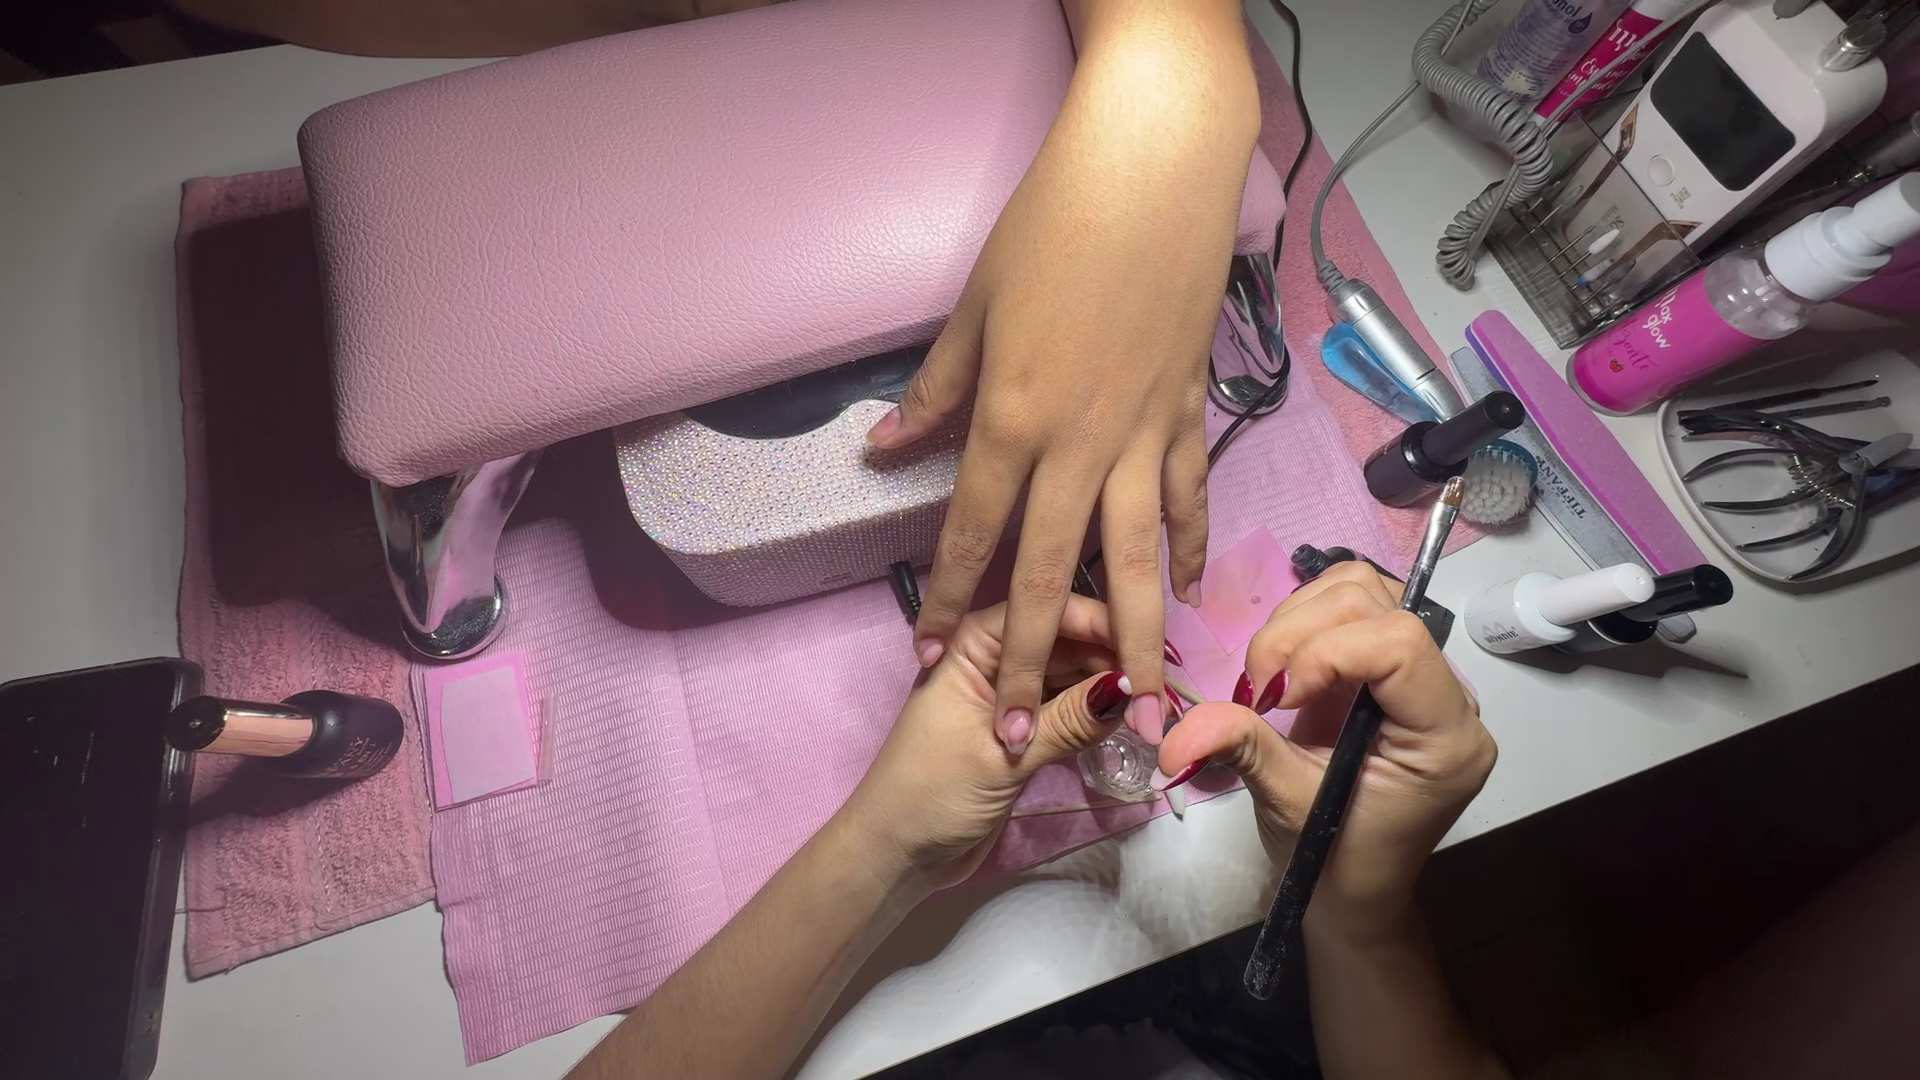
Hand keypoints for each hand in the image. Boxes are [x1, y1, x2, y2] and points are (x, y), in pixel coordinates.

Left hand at [839, 594, 1148, 890]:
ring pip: (1073, 674)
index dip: (1102, 628)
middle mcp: (998, 655)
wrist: (898, 854)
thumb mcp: (1001, 756)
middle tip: (1163, 693)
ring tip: (1155, 709)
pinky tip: (1128, 721)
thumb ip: (1067, 722)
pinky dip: (1095, 714)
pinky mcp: (1025, 726)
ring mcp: (1012, 691)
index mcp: (975, 640)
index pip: (1049, 612)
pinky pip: (1069, 707)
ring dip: (1109, 690)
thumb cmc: (931, 792)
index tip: (1153, 653)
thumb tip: (1132, 688)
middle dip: (1113, 662)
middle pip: (1068, 641)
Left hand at [867, 8, 1259, 750]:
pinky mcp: (1189, 416)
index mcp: (1012, 420)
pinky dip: (1189, 544)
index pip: (970, 531)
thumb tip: (882, 449)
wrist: (1154, 172)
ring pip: (1135, 554)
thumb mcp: (974, 309)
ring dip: (1130, 630)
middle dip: (1032, 653)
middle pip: (1050, 569)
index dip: (948, 600)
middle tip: (1024, 726)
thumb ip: (932, 393)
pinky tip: (1187, 585)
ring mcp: (1142, 436)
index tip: (930, 658)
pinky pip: (1189, 497)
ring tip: (1135, 693)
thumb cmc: (1052, 230)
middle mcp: (1077, 446)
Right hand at [1155, 563, 1495, 934]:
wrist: (1351, 881)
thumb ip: (1240, 748)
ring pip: (1356, 588)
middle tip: (1258, 693)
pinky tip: (1284, 667)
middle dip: (1292, 636)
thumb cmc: (1332, 855)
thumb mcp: (1284, 802)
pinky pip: (1346, 604)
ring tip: (1269, 679)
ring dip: (1293, 622)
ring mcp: (1415, 671)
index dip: (1323, 654)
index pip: (1398, 644)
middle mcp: (1444, 692)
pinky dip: (1299, 619)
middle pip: (1369, 603)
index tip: (1276, 701)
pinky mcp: (1383, 664)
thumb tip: (1172, 735)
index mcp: (1443, 736)